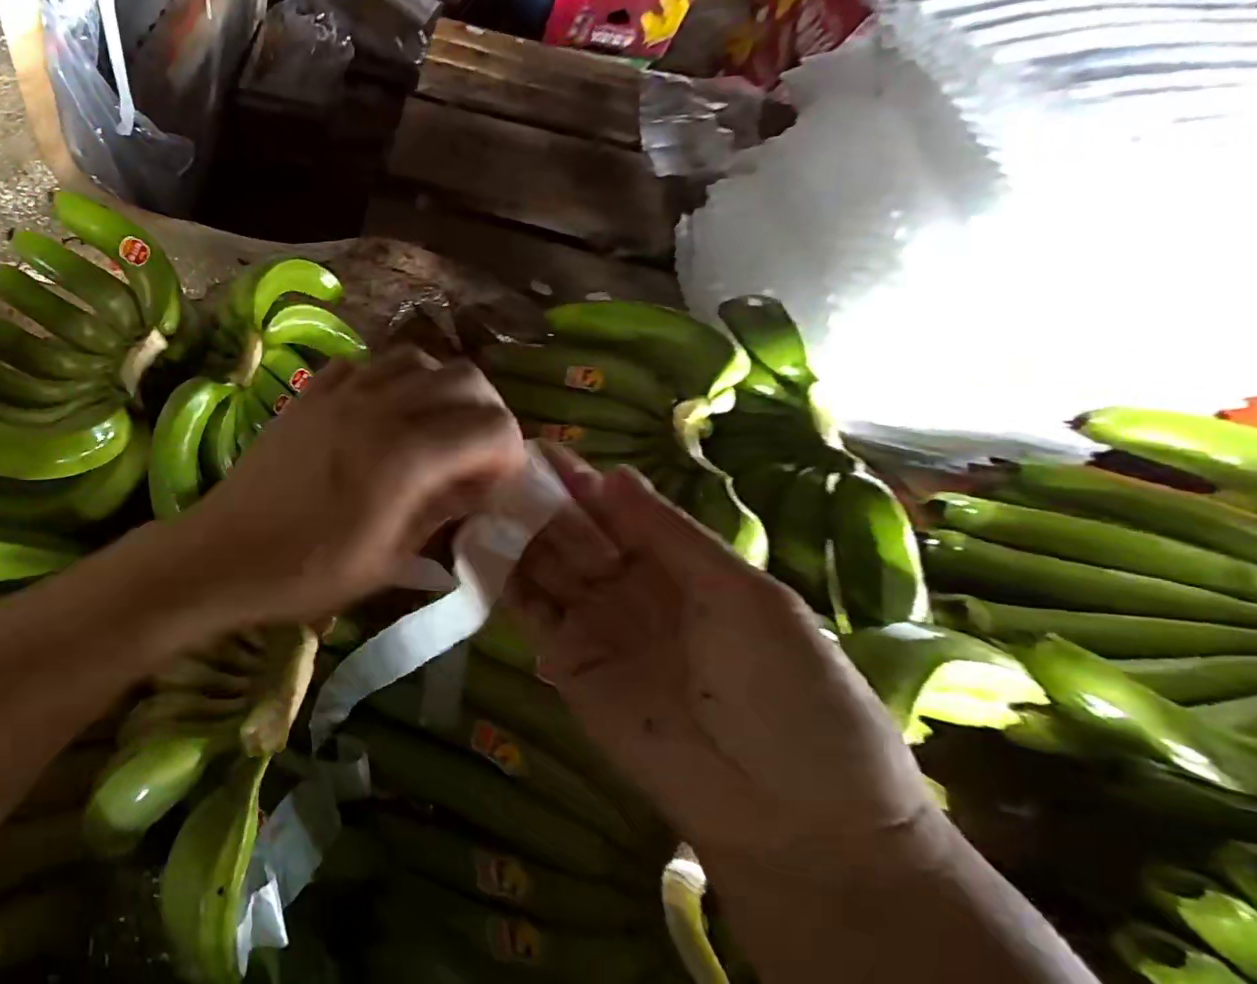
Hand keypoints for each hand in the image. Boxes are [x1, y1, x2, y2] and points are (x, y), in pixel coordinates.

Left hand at [181, 346, 525, 624]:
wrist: (223, 555)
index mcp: (405, 457)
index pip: (490, 426)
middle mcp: (379, 409)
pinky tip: (381, 411)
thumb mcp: (388, 560)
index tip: (499, 482)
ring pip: (415, 359)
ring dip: (441, 388)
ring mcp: (340, 394)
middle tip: (478, 453)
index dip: (509, 451)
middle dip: (486, 412)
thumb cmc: (307, 572)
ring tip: (434, 428)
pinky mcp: (309, 395)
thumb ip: (443, 511)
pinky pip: (363, 363)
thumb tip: (484, 486)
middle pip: (463, 379)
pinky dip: (388, 378)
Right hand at [509, 449, 934, 875]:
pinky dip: (500, 580)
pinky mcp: (564, 664)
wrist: (788, 811)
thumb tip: (613, 473)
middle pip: (573, 532)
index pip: (616, 509)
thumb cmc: (787, 688)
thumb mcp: (742, 595)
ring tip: (469, 495)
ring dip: (511, 532)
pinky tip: (472, 546)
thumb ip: (669, 534)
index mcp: (680, 564)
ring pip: (543, 566)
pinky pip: (528, 613)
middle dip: (536, 499)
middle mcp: (630, 587)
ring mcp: (594, 625)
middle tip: (487, 465)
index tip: (535, 445)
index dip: (579, 480)